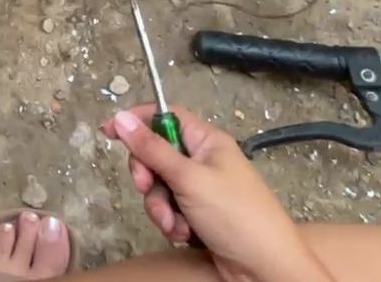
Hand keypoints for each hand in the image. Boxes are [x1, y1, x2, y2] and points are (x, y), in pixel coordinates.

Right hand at [101, 106, 329, 281]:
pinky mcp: (201, 216)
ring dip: (159, 204)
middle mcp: (204, 160)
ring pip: (160, 184)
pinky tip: (182, 234)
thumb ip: (151, 149)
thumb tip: (119, 116)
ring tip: (173, 224)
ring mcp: (203, 190)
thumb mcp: (189, 179)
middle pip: (157, 152)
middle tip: (144, 187)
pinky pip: (171, 207)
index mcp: (207, 141)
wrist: (271, 275)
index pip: (164, 115)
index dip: (137, 120)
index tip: (109, 132)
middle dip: (147, 174)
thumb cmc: (236, 217)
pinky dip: (171, 221)